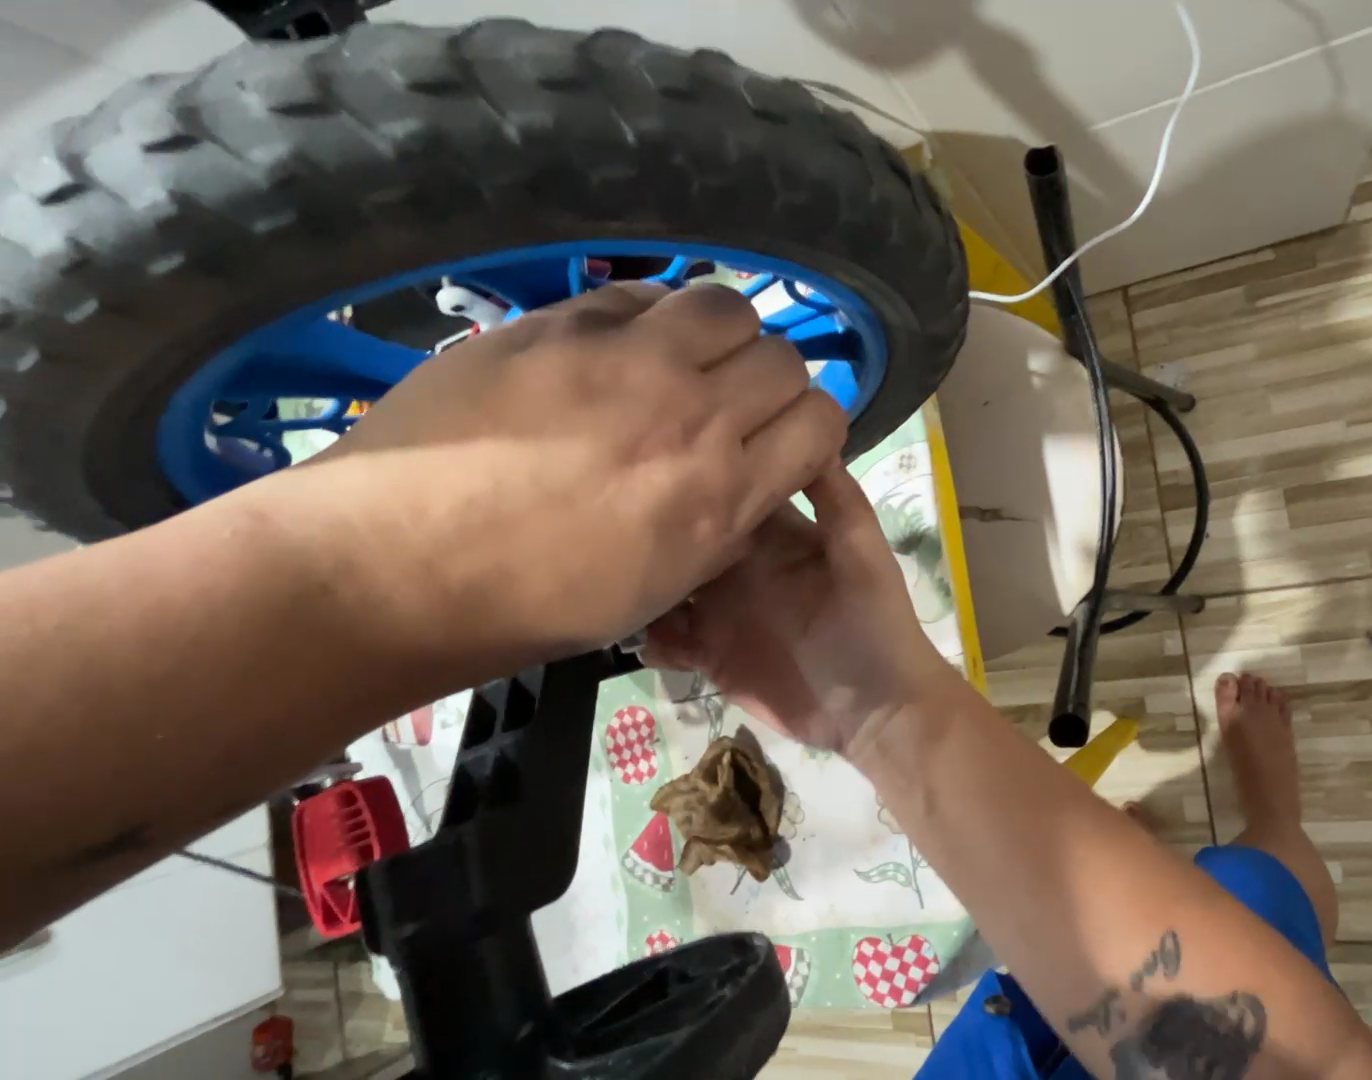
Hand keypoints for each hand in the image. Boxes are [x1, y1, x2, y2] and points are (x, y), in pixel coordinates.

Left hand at [234, 282, 846, 666]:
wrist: (396, 567)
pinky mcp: (559, 325)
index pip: (822, 421)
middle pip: (784, 360)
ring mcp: (624, 360)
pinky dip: (656, 317)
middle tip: (733, 404)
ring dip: (724, 337)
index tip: (785, 441)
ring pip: (727, 307)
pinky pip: (644, 295)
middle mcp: (691, 415)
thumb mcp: (664, 587)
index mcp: (721, 492)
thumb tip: (750, 480)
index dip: (814, 429)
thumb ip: (727, 525)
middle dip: (774, 384)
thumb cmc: (536, 602)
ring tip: (687, 363)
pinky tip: (626, 347)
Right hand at [642, 462, 966, 754]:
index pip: (727, 489)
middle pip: (683, 534)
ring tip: (617, 581)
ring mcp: (721, 611)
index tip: (652, 454)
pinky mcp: (709, 654)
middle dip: (651, 528)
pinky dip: (649, 637)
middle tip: (610, 523)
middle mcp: (741, 565)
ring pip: (664, 584)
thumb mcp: (862, 553)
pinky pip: (664, 639)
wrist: (876, 707)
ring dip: (640, 582)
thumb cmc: (874, 623)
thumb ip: (835, 496)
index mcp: (776, 534)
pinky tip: (649, 639)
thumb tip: (806, 422)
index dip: (697, 473)